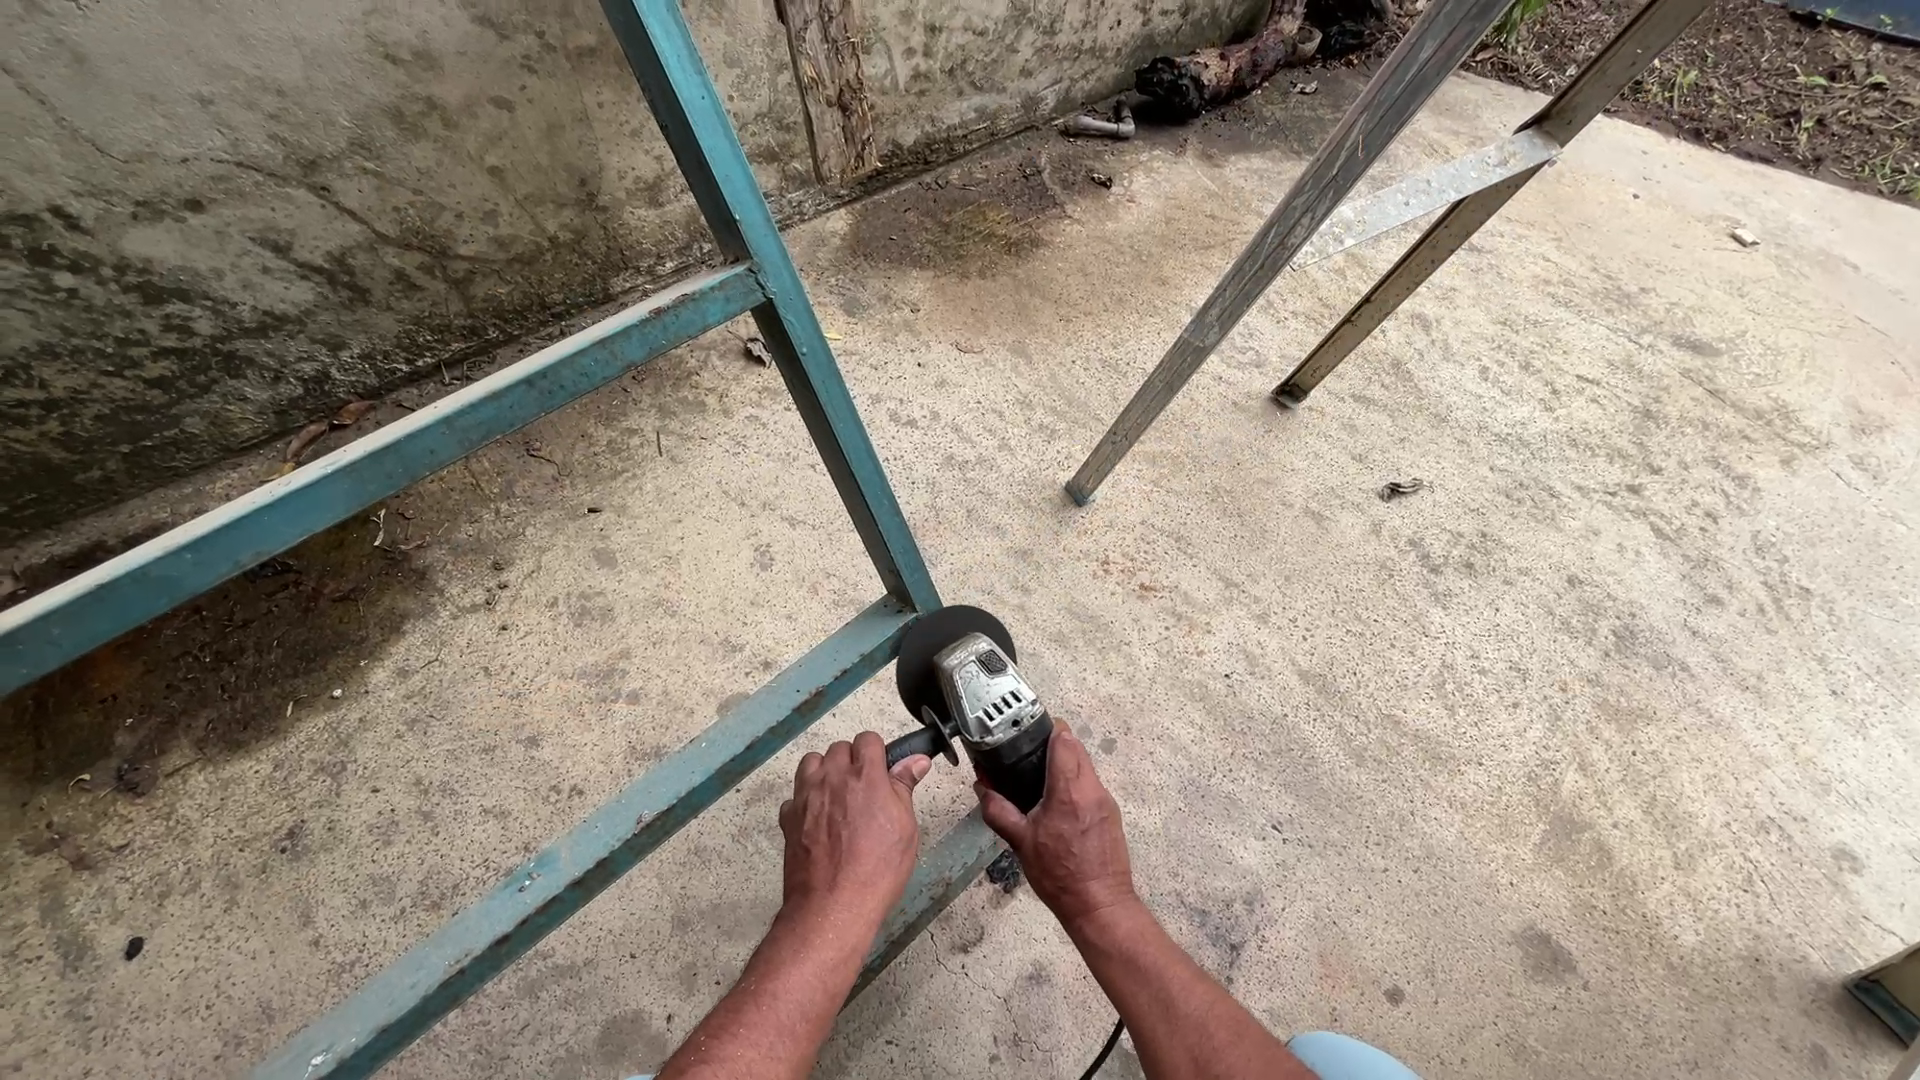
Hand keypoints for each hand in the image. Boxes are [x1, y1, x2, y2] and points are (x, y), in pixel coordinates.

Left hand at [779, 731, 929, 927]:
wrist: (832, 905)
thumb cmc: (877, 869)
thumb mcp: (905, 827)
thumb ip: (905, 787)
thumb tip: (916, 761)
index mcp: (865, 776)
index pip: (868, 739)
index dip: (877, 752)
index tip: (882, 770)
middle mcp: (832, 778)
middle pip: (839, 748)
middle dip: (851, 761)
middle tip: (864, 788)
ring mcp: (805, 796)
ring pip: (811, 763)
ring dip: (824, 772)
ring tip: (837, 796)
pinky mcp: (788, 818)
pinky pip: (794, 795)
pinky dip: (805, 801)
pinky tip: (817, 821)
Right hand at [975, 722, 1135, 926]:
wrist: (1099, 906)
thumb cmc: (1060, 875)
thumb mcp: (1020, 842)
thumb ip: (998, 811)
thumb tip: (982, 789)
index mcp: (1069, 789)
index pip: (1064, 738)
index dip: (1046, 729)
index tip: (1029, 734)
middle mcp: (1092, 789)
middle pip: (1077, 747)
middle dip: (1054, 745)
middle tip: (1030, 756)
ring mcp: (1106, 801)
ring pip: (1086, 766)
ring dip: (1066, 764)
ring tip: (1041, 780)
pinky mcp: (1111, 814)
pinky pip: (1092, 785)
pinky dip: (1076, 784)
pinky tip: (1059, 804)